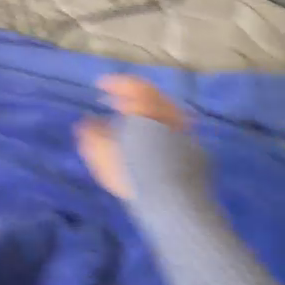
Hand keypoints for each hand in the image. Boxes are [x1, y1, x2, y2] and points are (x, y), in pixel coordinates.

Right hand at [74, 75, 185, 199]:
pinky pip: (176, 130)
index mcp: (146, 111)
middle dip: (133, 96)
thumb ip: (92, 134)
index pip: (133, 87)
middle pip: (154, 96)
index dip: (116, 83)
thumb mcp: (101, 153)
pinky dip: (161, 128)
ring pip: (167, 113)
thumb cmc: (132, 173)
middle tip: (117, 102)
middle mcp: (169, 116)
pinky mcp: (197, 152)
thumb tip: (87, 121)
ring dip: (149, 113)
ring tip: (135, 122)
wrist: (173, 201)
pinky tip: (153, 142)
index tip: (100, 84)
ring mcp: (186, 133)